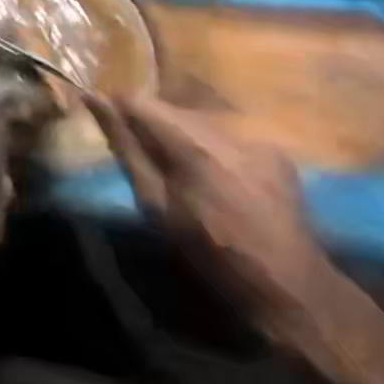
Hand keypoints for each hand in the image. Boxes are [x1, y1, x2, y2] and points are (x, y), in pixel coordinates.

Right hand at [88, 94, 337, 341]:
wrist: (290, 287)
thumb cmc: (210, 249)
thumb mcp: (154, 203)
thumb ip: (124, 145)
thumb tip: (92, 97)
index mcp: (191, 140)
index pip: (137, 99)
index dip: (119, 110)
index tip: (110, 126)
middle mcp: (224, 127)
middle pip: (170, 107)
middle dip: (152, 124)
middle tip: (148, 157)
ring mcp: (255, 137)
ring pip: (199, 118)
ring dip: (184, 135)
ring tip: (184, 169)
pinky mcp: (275, 150)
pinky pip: (229, 134)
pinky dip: (215, 146)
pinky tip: (219, 175)